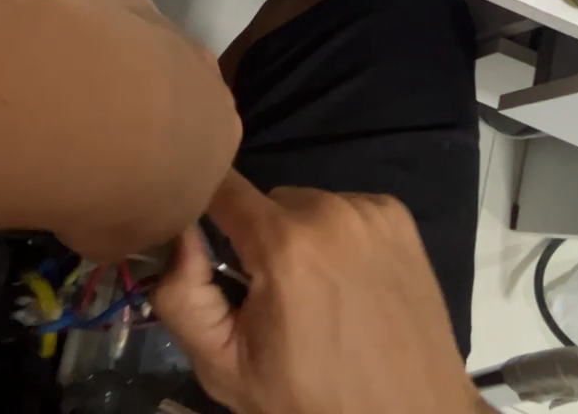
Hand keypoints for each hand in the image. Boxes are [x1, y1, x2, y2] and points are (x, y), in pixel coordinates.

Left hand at [42, 0, 240, 261]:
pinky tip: (59, 53)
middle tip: (93, 137)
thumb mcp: (119, 239)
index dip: (159, 167)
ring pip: (145, 51)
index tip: (120, 179)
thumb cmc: (112, 192)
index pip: (199, 155)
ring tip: (65, 97)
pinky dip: (91, 31)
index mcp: (220, 140)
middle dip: (144, 111)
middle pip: (179, 94)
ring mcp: (167, 30)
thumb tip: (109, 218)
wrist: (80, 112)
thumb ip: (127, 224)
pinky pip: (112, 16)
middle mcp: (205, 79)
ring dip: (115, 69)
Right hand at [153, 173, 487, 413]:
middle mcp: (329, 211)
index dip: (205, 206)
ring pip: (305, 203)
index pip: (221, 186)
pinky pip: (344, 207)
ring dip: (299, 234)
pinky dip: (337, 233)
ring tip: (317, 290)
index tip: (206, 237)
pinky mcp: (397, 215)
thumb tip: (181, 231)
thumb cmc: (312, 402)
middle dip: (258, 235)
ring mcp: (369, 209)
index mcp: (284, 244)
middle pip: (265, 200)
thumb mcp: (226, 368)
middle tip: (272, 291)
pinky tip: (351, 279)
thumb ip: (182, 296)